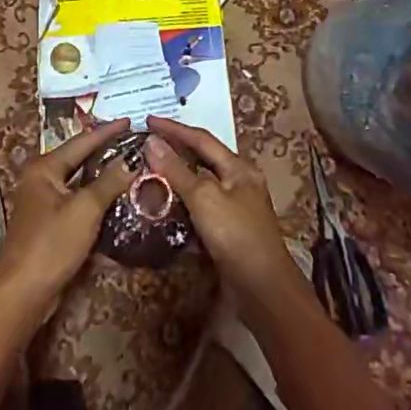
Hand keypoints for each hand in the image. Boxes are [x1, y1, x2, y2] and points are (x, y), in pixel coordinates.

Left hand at [0, 118, 135, 310]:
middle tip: (136, 145)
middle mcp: (42, 181)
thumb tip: (132, 158)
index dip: (107, 131)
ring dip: (106, 182)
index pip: (82, 142)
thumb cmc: (50, 245)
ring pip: (82, 186)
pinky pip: (80, 208)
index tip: (130, 121)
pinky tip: (121, 206)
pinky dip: (99, 206)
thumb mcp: (85, 209)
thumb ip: (110, 181)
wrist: (22, 296)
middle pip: (81, 162)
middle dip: (108, 154)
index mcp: (45, 169)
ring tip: (134, 171)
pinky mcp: (52, 228)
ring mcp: (46, 206)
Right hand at [146, 118, 300, 300]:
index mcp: (238, 167)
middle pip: (203, 159)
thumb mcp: (204, 198)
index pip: (202, 139)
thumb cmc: (236, 235)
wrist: (262, 288)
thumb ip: (177, 170)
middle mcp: (240, 182)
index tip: (148, 121)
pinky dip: (183, 203)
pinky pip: (202, 208)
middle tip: (148, 145)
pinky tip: (167, 207)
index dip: (174, 129)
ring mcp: (236, 207)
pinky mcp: (230, 231)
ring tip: (151, 172)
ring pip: (201, 184)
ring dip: (178, 177)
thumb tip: (152, 141)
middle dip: (176, 151)